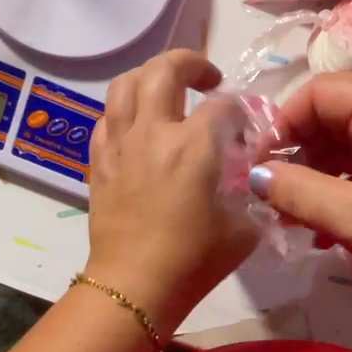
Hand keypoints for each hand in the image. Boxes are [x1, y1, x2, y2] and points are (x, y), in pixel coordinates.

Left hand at [85, 50, 259, 334]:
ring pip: (125, 84)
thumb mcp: (243, 231)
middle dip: (191, 64)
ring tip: (165, 91)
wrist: (136, 287)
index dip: (239, 111)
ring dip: (149, 77)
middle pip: (164, 71)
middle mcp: (153, 133)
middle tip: (206, 80)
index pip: (222, 106)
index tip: (244, 129)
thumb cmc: (193, 262)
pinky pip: (107, 119)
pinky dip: (124, 113)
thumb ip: (252, 195)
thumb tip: (252, 180)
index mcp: (194, 146)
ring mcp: (120, 145)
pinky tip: (137, 129)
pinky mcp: (99, 163)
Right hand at [255, 72, 351, 317]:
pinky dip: (337, 188)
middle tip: (273, 196)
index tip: (260, 166)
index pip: (322, 91)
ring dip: (313, 176)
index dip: (284, 123)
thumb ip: (299, 193)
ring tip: (292, 217)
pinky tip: (322, 225)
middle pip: (332, 114)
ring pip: (343, 141)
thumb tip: (253, 175)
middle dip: (297, 153)